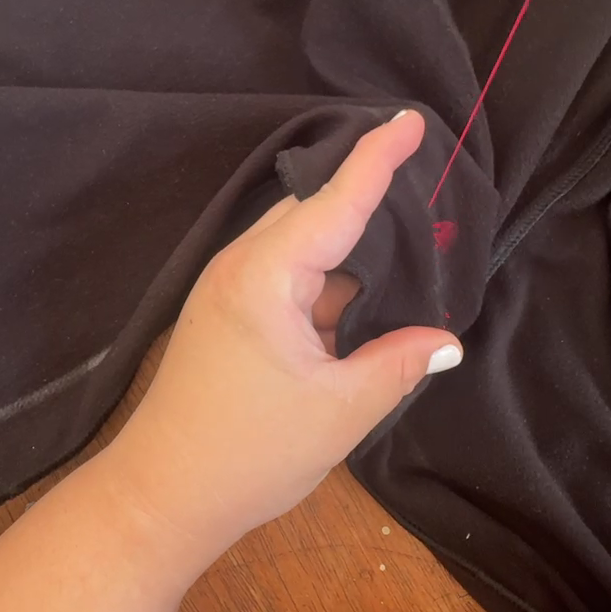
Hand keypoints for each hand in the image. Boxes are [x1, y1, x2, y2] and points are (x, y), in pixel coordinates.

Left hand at [97, 110, 462, 559]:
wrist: (164, 493)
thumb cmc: (249, 453)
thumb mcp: (338, 412)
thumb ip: (398, 364)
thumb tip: (447, 337)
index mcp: (266, 275)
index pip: (335, 202)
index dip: (377, 159)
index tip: (411, 118)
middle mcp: (242, 265)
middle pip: (314, 213)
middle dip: (367, 194)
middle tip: (428, 184)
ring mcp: (229, 286)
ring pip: (301, 245)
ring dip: (349, 244)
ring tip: (409, 238)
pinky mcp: (228, 310)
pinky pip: (286, 274)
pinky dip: (327, 277)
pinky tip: (363, 293)